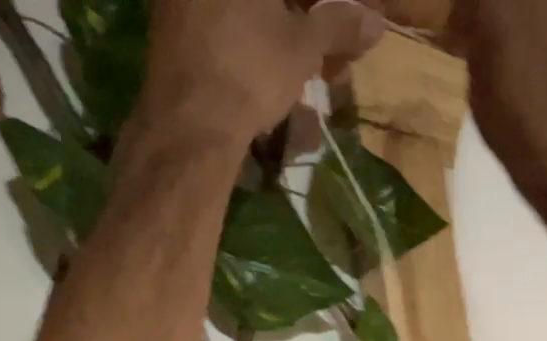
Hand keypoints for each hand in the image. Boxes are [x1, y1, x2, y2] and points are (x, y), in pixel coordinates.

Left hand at [136, 0, 385, 147]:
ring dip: (286, 31)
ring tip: (316, 68)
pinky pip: (225, 24)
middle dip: (310, 17)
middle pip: (274, 0)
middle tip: (337, 52)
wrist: (189, 122)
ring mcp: (183, 0)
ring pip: (250, 11)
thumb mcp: (304, 47)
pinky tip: (276, 68)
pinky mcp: (172, 25)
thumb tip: (374, 22)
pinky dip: (254, 39)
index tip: (353, 23)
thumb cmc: (250, 71)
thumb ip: (339, 25)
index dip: (332, 7)